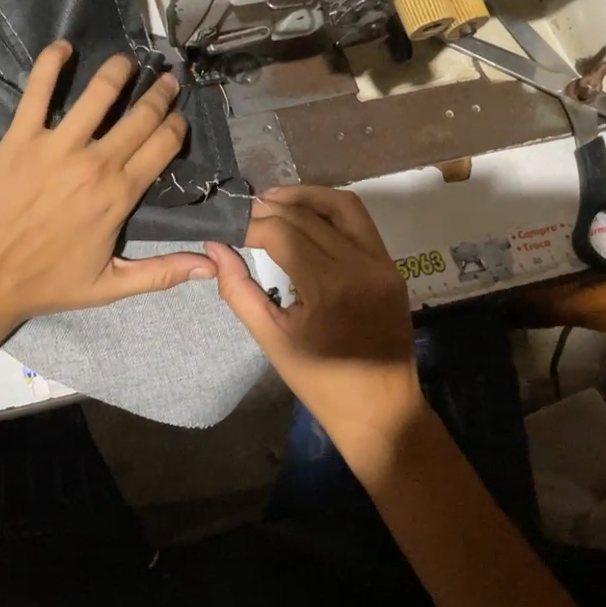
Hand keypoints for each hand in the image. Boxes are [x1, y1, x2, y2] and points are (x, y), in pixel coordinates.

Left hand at [0, 41, 213, 332]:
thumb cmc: (46, 285)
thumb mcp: (109, 287)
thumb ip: (162, 273)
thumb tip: (212, 268)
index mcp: (118, 196)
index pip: (162, 146)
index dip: (176, 126)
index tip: (180, 116)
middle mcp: (94, 164)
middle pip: (139, 117)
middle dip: (159, 95)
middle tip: (167, 79)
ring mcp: (55, 147)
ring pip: (98, 96)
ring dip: (118, 72)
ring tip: (128, 62)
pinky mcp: (19, 138)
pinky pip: (36, 92)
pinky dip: (50, 64)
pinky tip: (63, 47)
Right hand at [205, 186, 423, 449]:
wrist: (381, 410)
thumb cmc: (321, 382)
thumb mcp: (271, 339)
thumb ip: (238, 290)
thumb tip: (214, 248)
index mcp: (329, 288)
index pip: (281, 233)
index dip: (249, 224)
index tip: (225, 226)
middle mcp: (360, 265)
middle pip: (307, 216)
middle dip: (270, 208)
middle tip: (241, 210)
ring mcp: (382, 263)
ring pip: (342, 206)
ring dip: (305, 196)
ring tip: (272, 200)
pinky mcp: (391, 267)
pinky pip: (360, 223)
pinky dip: (330, 211)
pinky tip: (304, 217)